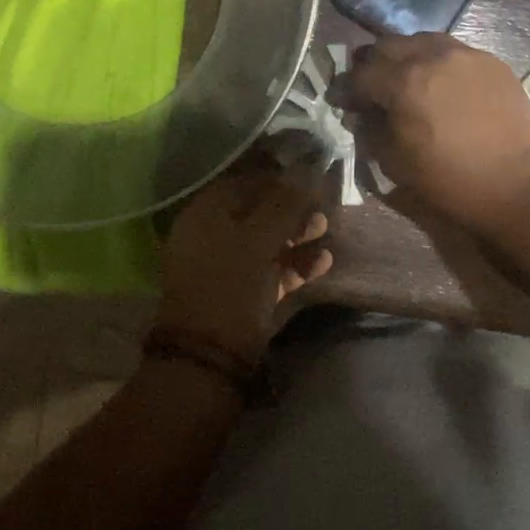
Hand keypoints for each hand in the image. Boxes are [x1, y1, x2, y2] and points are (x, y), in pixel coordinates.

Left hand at [156, 161, 332, 362]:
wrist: (209, 360)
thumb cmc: (229, 287)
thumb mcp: (258, 241)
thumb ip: (284, 204)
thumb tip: (308, 169)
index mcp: (204, 215)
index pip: (243, 183)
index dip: (278, 178)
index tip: (311, 178)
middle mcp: (210, 237)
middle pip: (256, 213)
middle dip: (291, 209)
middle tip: (322, 208)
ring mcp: (225, 269)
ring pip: (265, 243)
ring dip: (297, 237)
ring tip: (326, 232)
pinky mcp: (241, 297)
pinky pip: (270, 272)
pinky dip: (294, 266)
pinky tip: (322, 263)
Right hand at [335, 33, 529, 224]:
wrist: (518, 184)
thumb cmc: (450, 180)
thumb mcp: (395, 163)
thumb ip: (371, 130)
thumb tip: (363, 114)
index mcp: (403, 82)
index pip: (359, 75)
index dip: (344, 89)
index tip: (340, 101)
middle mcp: (432, 56)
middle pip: (387, 46)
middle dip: (372, 65)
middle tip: (369, 87)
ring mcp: (465, 54)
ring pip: (421, 40)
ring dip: (405, 56)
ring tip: (405, 79)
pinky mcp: (491, 61)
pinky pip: (453, 50)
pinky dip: (437, 62)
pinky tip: (440, 84)